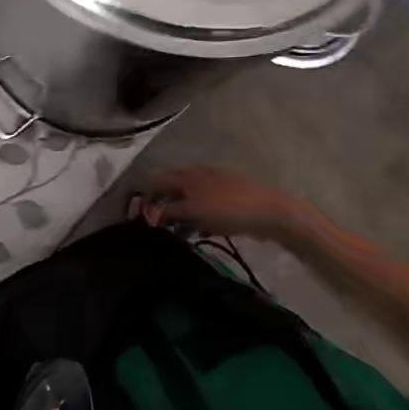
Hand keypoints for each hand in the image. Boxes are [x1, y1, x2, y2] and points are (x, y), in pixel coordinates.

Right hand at [139, 167, 306, 239]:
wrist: (269, 212)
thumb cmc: (227, 208)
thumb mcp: (193, 211)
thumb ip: (169, 211)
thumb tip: (148, 214)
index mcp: (186, 174)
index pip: (156, 181)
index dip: (146, 198)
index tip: (139, 218)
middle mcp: (197, 176)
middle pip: (171, 190)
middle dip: (162, 207)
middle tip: (157, 229)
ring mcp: (214, 187)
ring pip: (188, 200)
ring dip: (180, 215)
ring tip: (176, 234)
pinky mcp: (227, 200)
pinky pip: (204, 209)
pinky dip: (197, 219)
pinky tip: (199, 233)